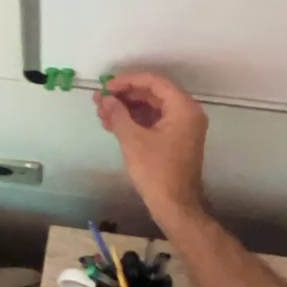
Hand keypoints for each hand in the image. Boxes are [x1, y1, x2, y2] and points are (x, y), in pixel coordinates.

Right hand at [95, 72, 208, 220]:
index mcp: (183, 108)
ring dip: (127, 109)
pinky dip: (135, 121)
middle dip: (125, 96)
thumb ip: (118, 114)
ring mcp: (182, 127)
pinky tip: (114, 124)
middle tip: (99, 100)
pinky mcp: (176, 140)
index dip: (127, 81)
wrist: (174, 205)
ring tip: (102, 113)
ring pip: (151, 108)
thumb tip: (105, 99)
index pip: (154, 82)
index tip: (105, 87)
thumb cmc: (156, 172)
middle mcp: (187, 113)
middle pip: (153, 94)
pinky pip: (154, 122)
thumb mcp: (133, 140)